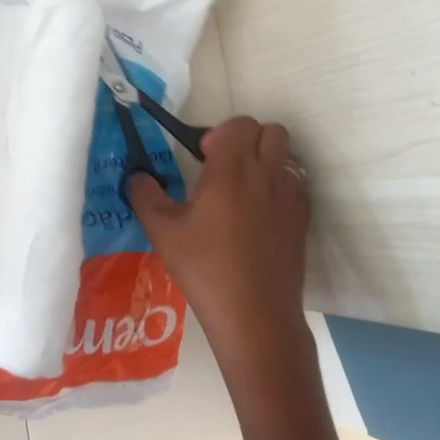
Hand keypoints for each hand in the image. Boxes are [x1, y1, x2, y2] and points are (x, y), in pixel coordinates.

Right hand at [126, 117, 309, 358]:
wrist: (254, 314)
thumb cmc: (204, 268)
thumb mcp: (161, 231)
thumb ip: (145, 195)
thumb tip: (137, 176)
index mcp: (231, 171)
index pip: (238, 125)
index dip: (219, 133)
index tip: (202, 158)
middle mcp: (267, 176)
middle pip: (271, 131)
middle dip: (247, 140)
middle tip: (222, 168)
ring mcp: (290, 198)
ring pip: (286, 156)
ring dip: (264, 161)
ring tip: (240, 191)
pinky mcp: (302, 220)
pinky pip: (294, 185)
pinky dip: (278, 187)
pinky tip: (257, 216)